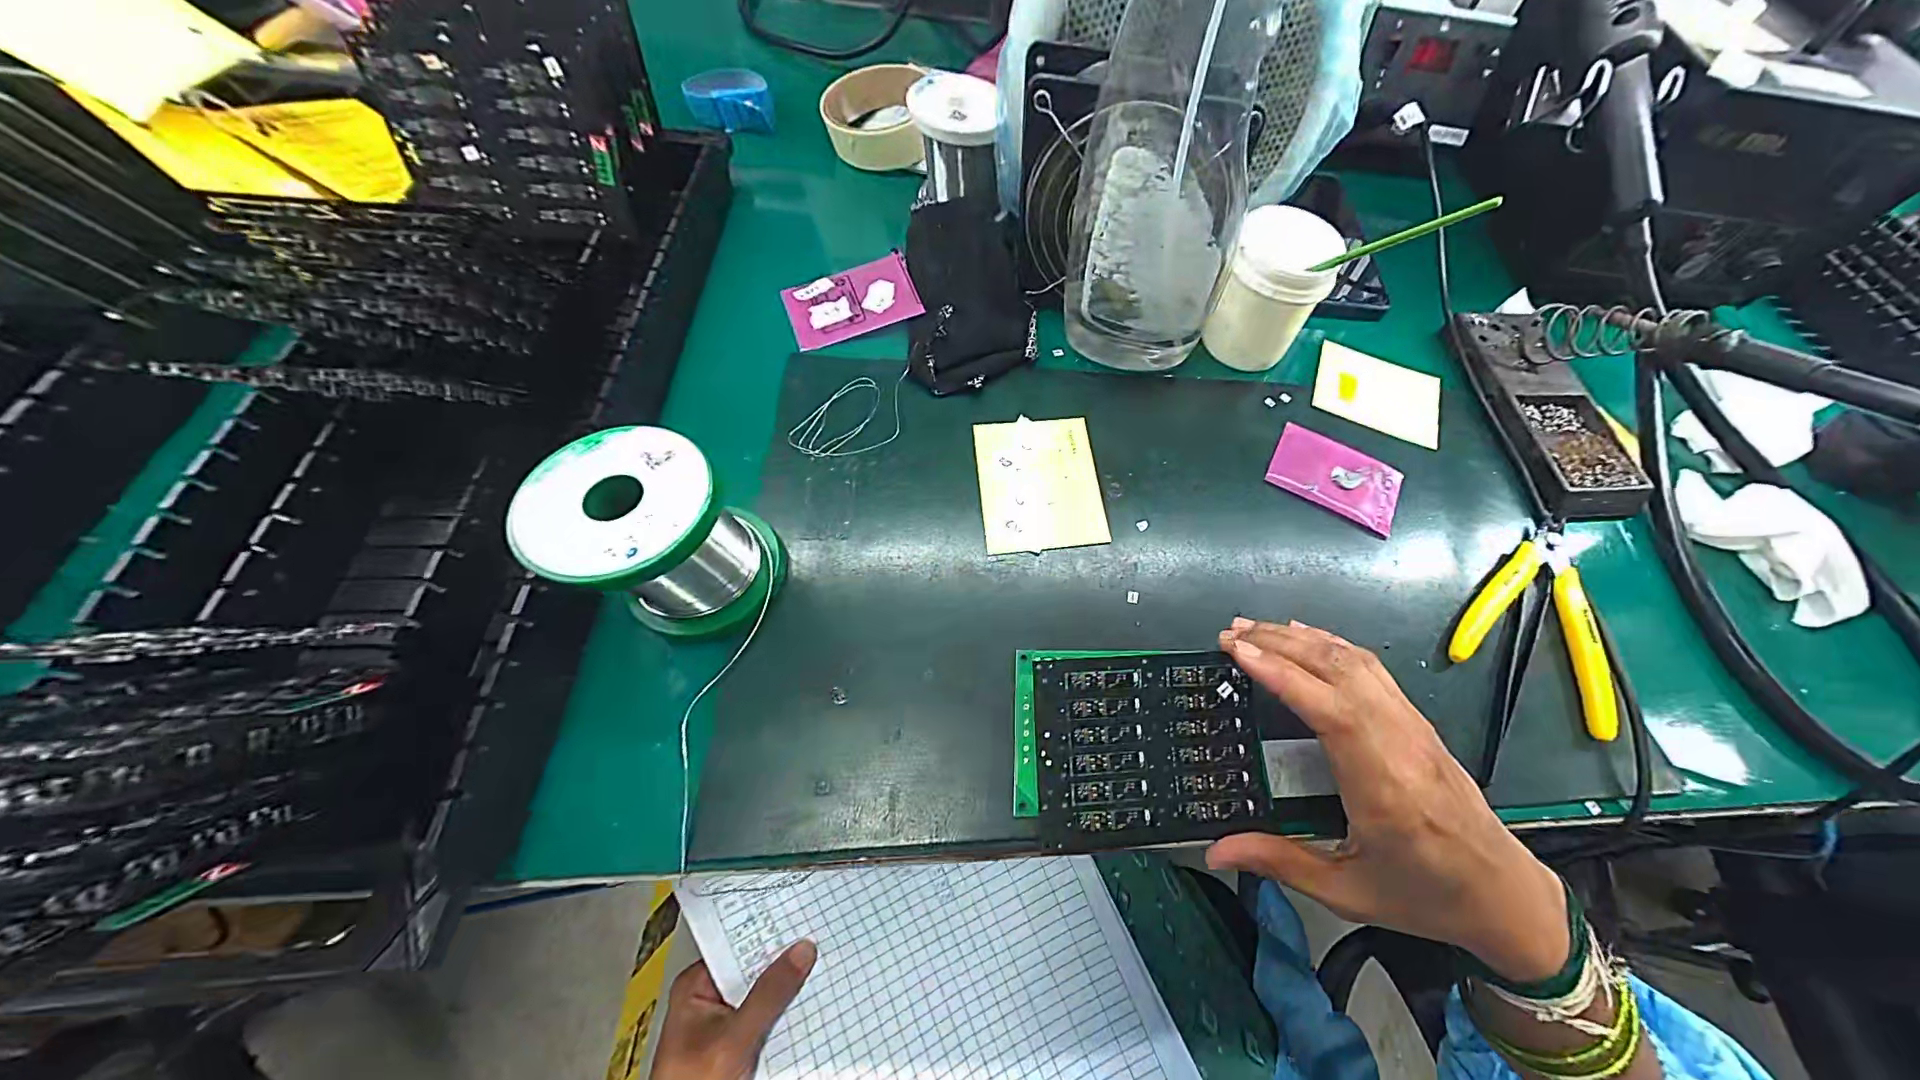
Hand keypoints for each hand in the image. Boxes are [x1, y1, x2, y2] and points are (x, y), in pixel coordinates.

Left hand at [651, 940, 815, 1079]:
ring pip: (764, 996)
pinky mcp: (739, 1044)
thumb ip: (768, 995)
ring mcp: (725, 1023)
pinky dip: (786, 1015)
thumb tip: (799, 953)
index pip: (739, 946)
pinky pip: (768, 1019)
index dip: (769, 935)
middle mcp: (709, 999)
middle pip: (754, 970)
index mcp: (695, 987)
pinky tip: (807, 1008)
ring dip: (787, 992)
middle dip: (782, 965)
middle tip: (815, 951)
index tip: (800, 926)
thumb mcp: (733, 1039)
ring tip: (817, 975)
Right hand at [1208, 619, 1569, 982]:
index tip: (1239, 651)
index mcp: (1384, 789)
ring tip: (1254, 628)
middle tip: (1230, 633)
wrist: (1508, 896)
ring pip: (1356, 662)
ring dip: (1301, 638)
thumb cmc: (1427, 895)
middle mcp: (1401, 744)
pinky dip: (1331, 643)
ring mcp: (1413, 727)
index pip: (1332, 711)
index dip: (1283, 673)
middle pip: (1340, 672)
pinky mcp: (1417, 721)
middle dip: (1280, 644)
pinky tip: (1305, 636)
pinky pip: (1371, 669)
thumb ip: (1279, 862)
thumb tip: (1215, 851)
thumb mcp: (1348, 891)